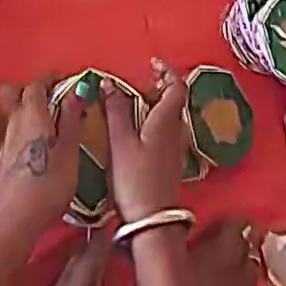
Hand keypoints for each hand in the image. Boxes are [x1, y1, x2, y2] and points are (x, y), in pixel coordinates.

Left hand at [0, 78, 85, 251]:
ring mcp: (3, 144)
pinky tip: (34, 150)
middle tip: (49, 97)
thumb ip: (72, 118)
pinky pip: (10, 135)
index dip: (49, 78)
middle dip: (28, 89)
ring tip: (47, 125)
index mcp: (33, 114)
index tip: (61, 79)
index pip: (37, 84)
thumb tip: (76, 90)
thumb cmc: (47, 185)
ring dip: (26, 112)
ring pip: (11, 115)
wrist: (11, 225)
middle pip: (13, 94)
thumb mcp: (70, 151)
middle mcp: (14, 124)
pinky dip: (22, 132)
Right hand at [101, 58, 188, 222]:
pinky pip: (167, 128)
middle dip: (161, 84)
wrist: (153, 222)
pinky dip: (156, 118)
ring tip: (138, 98)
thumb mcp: (120, 142)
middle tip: (143, 78)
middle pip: (176, 99)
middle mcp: (176, 130)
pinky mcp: (170, 161)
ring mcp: (175, 147)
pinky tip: (139, 126)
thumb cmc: (136, 179)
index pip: (177, 86)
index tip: (152, 63)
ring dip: (158, 101)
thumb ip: (116, 110)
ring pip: (171, 115)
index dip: (168, 70)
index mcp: (167, 120)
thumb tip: (108, 82)